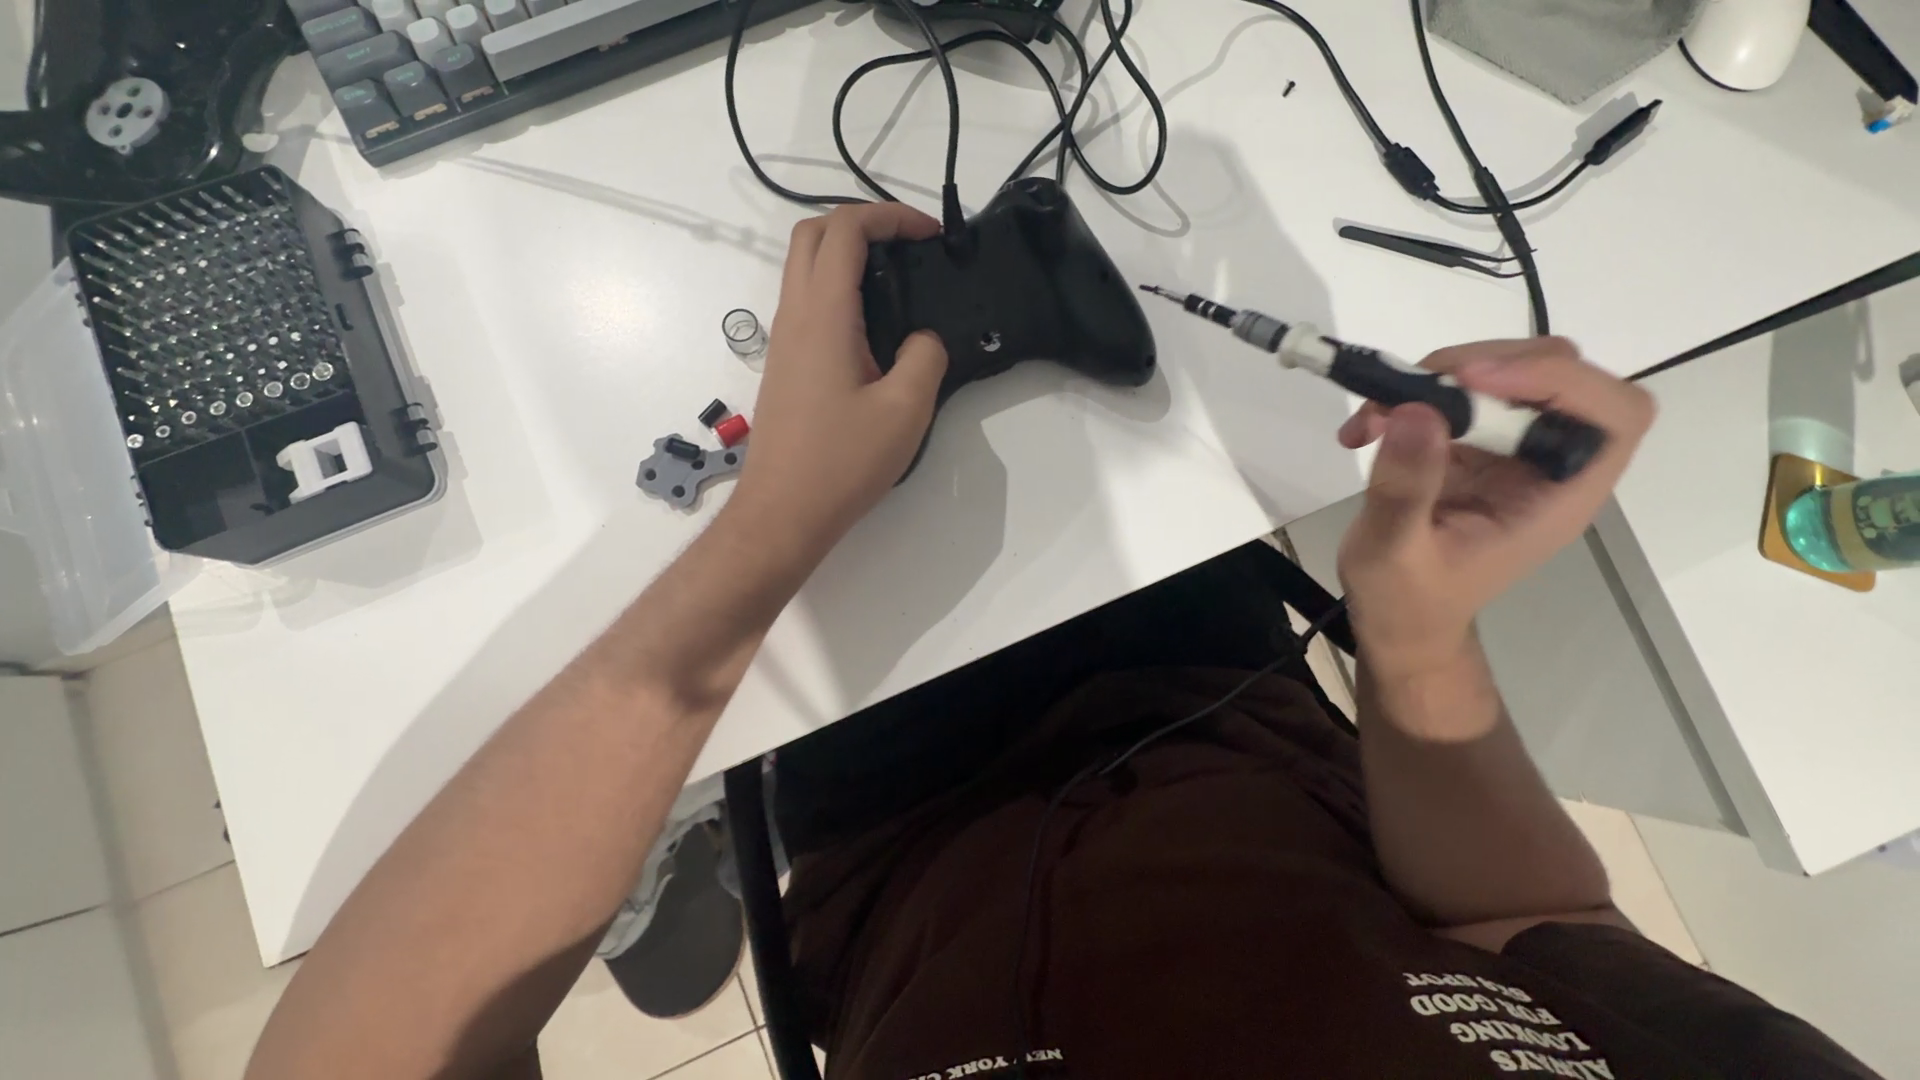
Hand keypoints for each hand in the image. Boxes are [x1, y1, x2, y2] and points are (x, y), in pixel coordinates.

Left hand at [728, 203, 948, 565]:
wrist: (783, 512)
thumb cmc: (842, 463)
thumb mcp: (905, 411)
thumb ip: (925, 357)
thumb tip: (922, 338)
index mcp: (823, 316)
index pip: (845, 230)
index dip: (890, 216)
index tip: (930, 236)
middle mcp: (794, 316)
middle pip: (813, 235)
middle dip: (862, 223)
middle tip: (908, 246)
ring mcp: (783, 342)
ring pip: (805, 269)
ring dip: (847, 257)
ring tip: (899, 283)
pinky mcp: (784, 366)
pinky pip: (807, 304)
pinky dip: (839, 291)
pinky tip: (876, 329)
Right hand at [1334, 338, 1654, 678]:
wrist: (1400, 623)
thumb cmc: (1406, 604)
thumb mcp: (1394, 553)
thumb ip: (1407, 488)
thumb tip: (1415, 410)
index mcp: (1558, 498)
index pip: (1610, 415)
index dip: (1555, 382)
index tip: (1471, 382)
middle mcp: (1548, 465)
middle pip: (1560, 377)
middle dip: (1485, 366)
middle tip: (1413, 386)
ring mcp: (1511, 452)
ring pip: (1508, 374)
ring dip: (1439, 377)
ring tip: (1375, 412)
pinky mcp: (1474, 447)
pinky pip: (1459, 395)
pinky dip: (1411, 395)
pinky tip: (1366, 426)